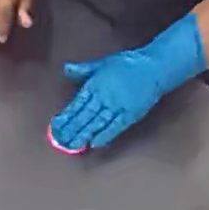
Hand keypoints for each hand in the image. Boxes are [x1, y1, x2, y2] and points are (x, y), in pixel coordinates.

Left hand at [49, 13, 206, 150]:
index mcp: (96, 83)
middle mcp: (104, 95)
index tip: (55, 127)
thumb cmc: (127, 65)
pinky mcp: (129, 113)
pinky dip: (104, 135)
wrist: (154, 66)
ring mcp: (117, 105)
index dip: (66, 116)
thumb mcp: (103, 63)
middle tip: (60, 141)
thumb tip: (66, 69)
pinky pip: (115, 126)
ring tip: (72, 146)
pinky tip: (94, 144)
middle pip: (84, 116)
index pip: (77, 103)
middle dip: (71, 129)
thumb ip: (83, 71)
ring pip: (97, 123)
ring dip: (84, 135)